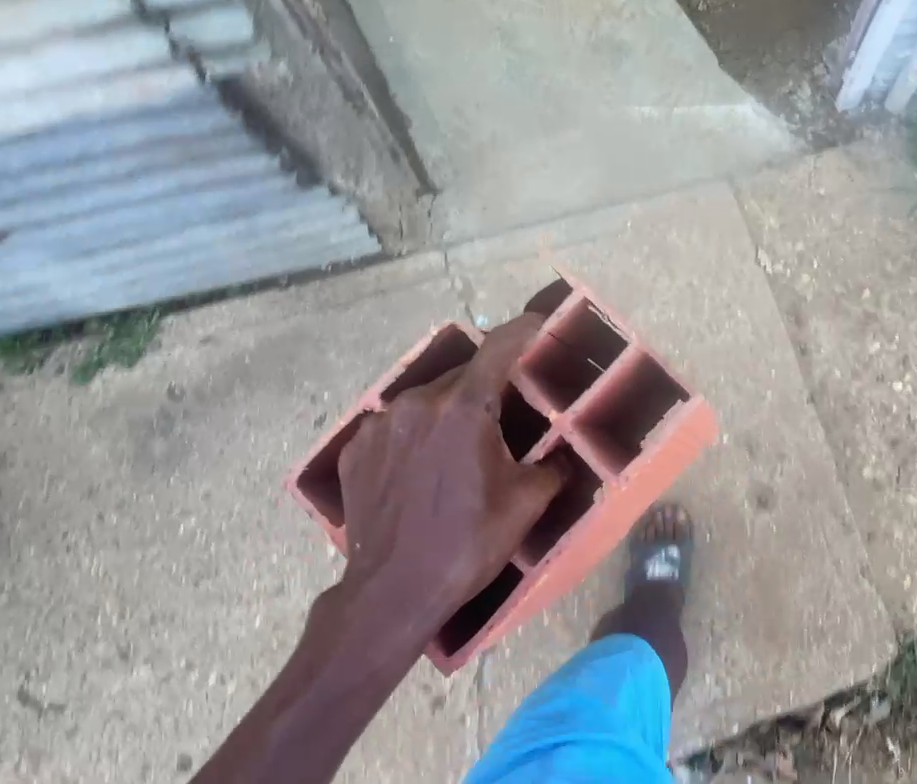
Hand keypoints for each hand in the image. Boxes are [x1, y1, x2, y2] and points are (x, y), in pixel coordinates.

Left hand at [334, 315, 563, 633]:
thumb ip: (550, 467)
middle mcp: (418, 404)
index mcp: (463, 409)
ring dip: (448, 412)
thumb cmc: (467, 544)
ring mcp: (380, 425)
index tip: (538, 321)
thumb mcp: (525, 505)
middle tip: (504, 413)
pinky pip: (395, 425)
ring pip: (426, 400)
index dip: (522, 329)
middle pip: (462, 376)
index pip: (498, 349)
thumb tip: (561, 456)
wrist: (392, 593)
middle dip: (486, 387)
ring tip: (460, 448)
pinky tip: (422, 469)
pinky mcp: (355, 449)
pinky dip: (415, 435)